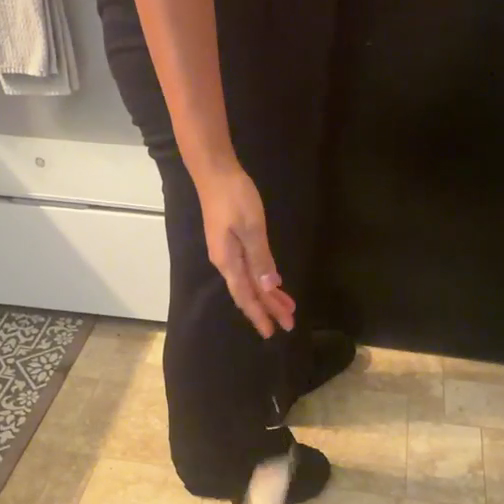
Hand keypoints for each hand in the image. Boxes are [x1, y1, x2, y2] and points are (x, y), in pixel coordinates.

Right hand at [195, 163, 295, 337]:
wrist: (214, 172)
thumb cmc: (234, 197)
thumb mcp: (252, 228)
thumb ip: (260, 258)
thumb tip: (269, 287)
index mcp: (229, 262)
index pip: (247, 297)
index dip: (261, 314)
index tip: (273, 331)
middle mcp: (226, 262)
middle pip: (249, 293)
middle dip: (269, 309)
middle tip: (288, 324)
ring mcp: (228, 253)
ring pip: (251, 282)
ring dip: (268, 296)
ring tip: (286, 307)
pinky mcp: (231, 243)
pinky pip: (249, 270)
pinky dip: (263, 280)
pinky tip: (272, 284)